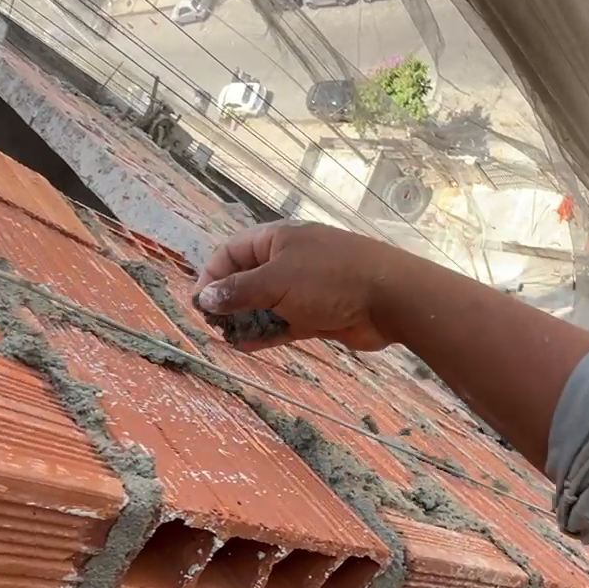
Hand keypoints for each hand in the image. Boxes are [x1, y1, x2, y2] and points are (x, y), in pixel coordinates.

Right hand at [192, 221, 407, 351]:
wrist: (389, 298)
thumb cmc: (331, 278)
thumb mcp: (277, 281)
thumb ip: (239, 291)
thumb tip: (205, 297)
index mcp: (276, 240)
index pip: (231, 253)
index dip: (212, 275)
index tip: (199, 303)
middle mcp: (288, 261)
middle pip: (246, 280)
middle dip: (227, 301)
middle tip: (213, 325)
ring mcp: (303, 290)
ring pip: (264, 305)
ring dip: (245, 321)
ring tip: (226, 338)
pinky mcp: (316, 315)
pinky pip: (283, 325)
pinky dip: (266, 334)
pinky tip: (246, 347)